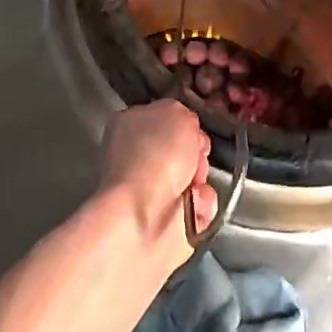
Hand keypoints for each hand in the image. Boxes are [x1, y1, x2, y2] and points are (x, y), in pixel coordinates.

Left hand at [100, 99, 215, 264]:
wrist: (145, 215)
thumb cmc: (155, 157)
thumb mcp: (176, 112)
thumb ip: (183, 114)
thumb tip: (187, 128)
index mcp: (130, 125)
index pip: (165, 117)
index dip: (184, 122)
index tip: (193, 129)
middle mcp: (137, 158)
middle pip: (184, 150)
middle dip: (197, 153)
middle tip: (194, 158)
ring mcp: (151, 190)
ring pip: (195, 177)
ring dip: (202, 179)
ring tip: (192, 184)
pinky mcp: (166, 219)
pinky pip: (199, 204)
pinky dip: (201, 202)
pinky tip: (192, 202)